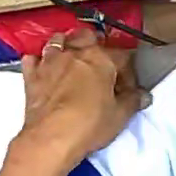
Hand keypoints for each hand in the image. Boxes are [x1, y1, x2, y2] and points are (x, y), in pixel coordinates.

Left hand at [11, 28, 144, 169]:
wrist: (52, 138)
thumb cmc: (90, 124)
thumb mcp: (121, 115)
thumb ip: (133, 100)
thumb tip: (143, 95)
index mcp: (100, 59)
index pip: (123, 57)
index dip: (129, 73)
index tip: (130, 90)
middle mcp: (74, 53)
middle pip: (87, 37)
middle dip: (96, 45)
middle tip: (103, 64)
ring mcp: (49, 62)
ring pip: (58, 41)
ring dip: (68, 45)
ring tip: (74, 59)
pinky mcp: (31, 76)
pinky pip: (34, 59)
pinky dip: (41, 61)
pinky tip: (46, 68)